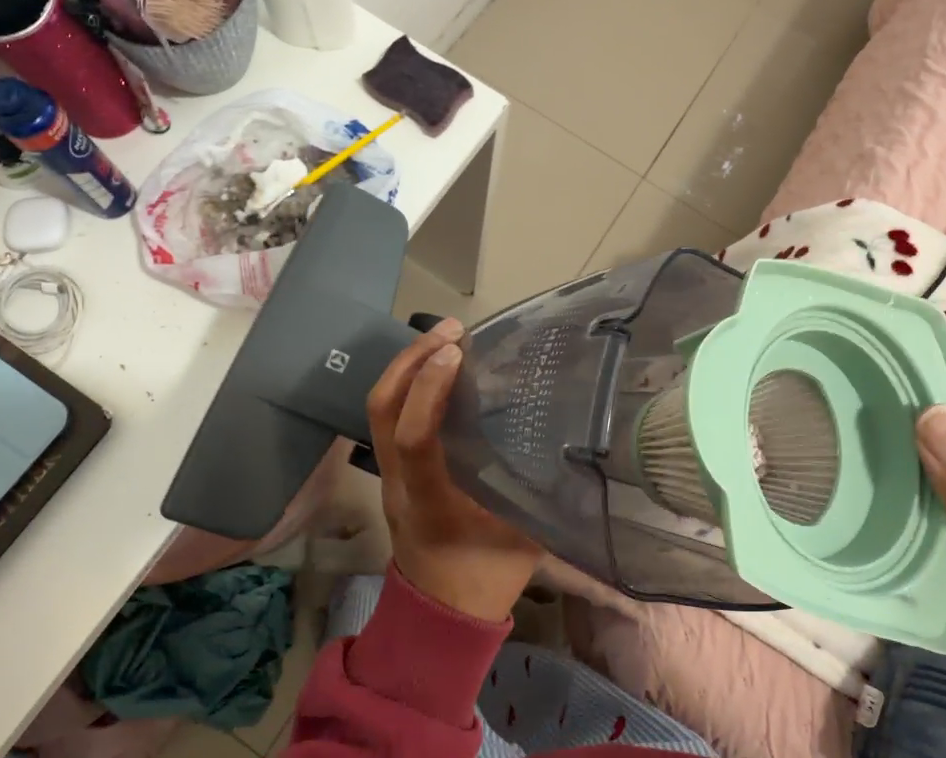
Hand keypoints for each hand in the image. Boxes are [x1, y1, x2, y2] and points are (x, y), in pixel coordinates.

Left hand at [365, 318, 542, 621]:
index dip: (429, 389)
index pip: (414, 438)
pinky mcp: (391, 471)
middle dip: (411, 361)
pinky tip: (439, 369)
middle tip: (451, 330)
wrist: (441, 614)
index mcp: (431, 503)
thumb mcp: (523, 536)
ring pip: (378, 410)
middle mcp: (399, 483)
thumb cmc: (488, 576)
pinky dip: (409, 383)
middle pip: (381, 411)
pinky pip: (388, 417)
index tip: (457, 353)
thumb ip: (537, 487)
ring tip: (444, 338)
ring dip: (407, 366)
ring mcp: (389, 476)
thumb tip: (567, 437)